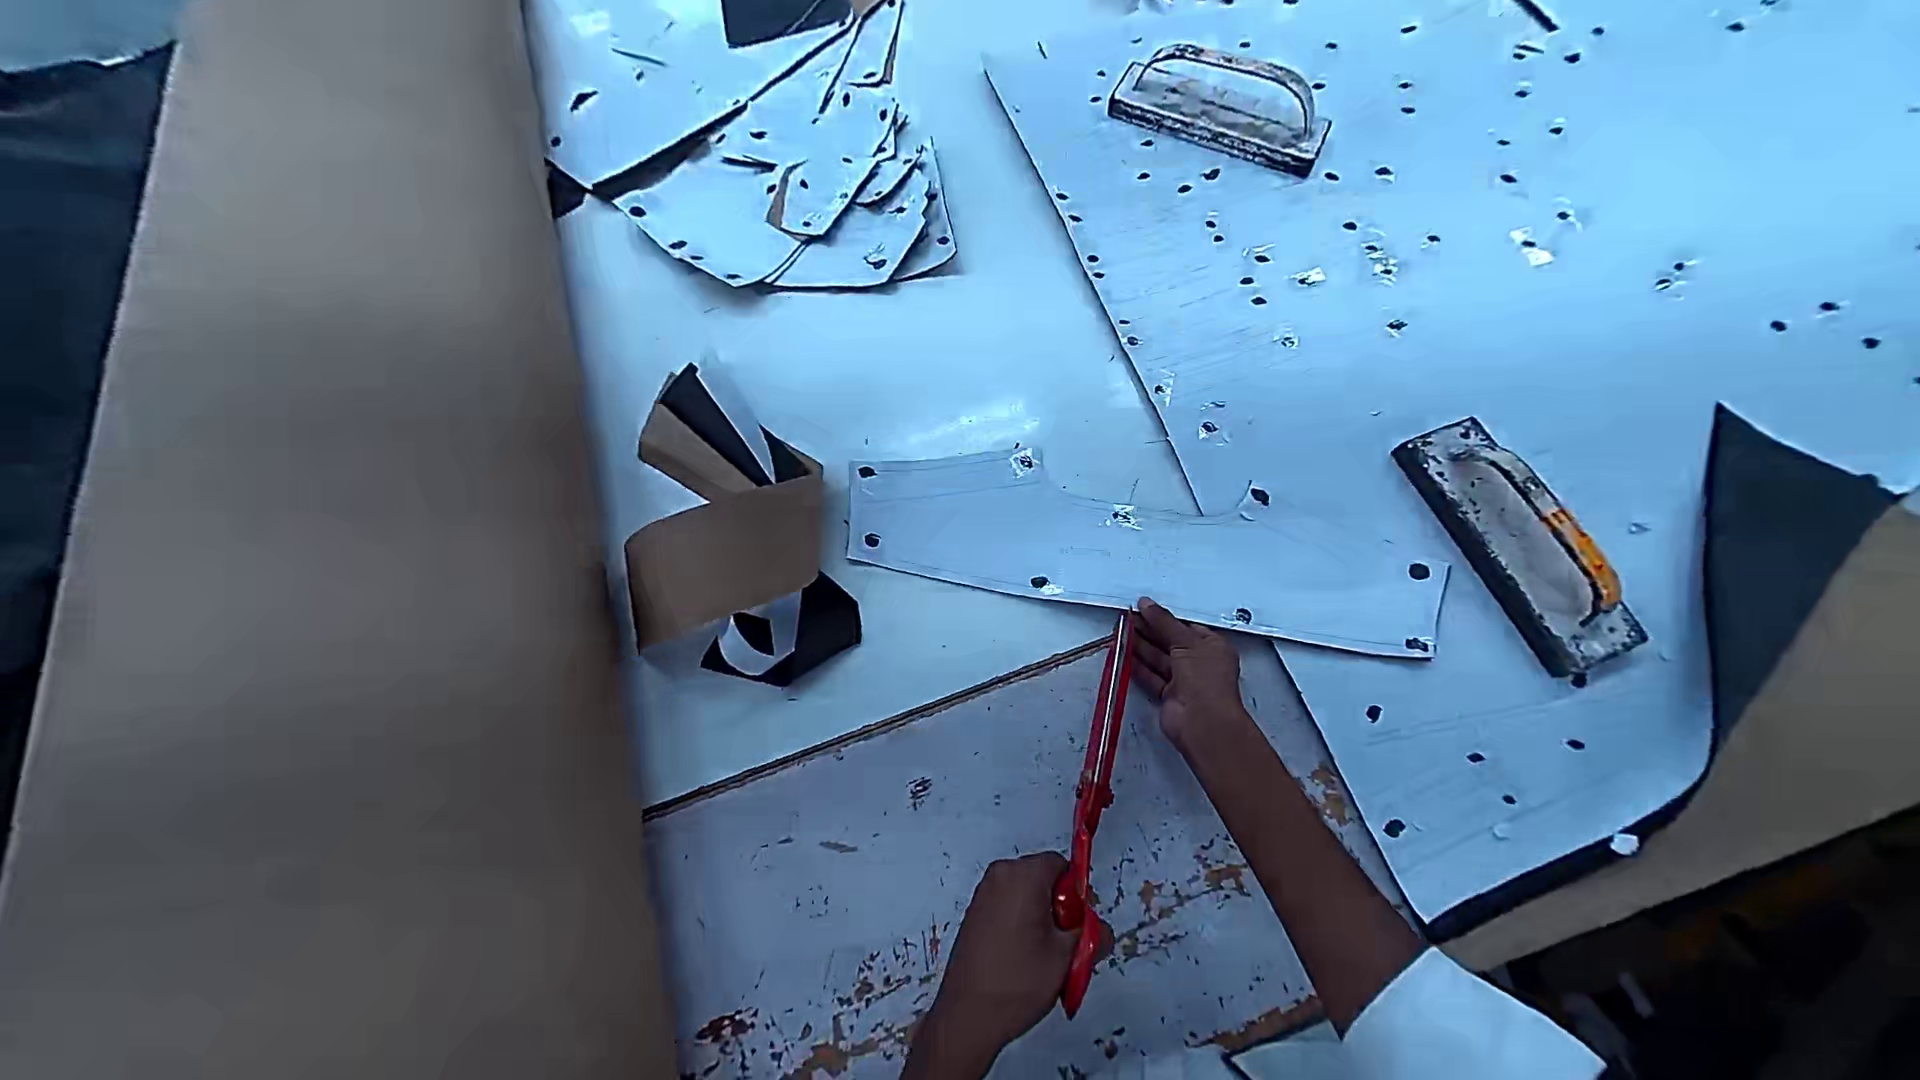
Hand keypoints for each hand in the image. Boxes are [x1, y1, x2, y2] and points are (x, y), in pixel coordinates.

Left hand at [904, 853, 1080, 1078]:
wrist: (968, 1015)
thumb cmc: (1016, 982)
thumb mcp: (1067, 958)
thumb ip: (1093, 935)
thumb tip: (1101, 930)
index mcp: (1022, 875)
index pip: (1061, 865)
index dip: (1077, 893)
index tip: (1079, 922)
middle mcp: (999, 875)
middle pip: (1043, 878)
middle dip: (1060, 908)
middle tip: (1065, 943)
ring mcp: (984, 892)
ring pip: (1027, 894)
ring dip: (1041, 918)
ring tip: (1044, 957)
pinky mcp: (975, 911)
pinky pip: (1009, 905)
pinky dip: (1022, 923)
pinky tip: (1024, 958)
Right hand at [1132, 597, 1253, 750]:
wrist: (1202, 721)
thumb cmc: (1208, 682)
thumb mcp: (1187, 641)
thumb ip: (1164, 622)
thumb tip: (1149, 605)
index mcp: (1213, 647)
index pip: (1185, 626)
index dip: (1164, 617)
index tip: (1144, 608)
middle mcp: (1200, 663)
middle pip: (1169, 641)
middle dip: (1148, 630)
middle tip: (1128, 618)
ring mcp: (1184, 680)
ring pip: (1157, 658)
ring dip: (1139, 645)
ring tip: (1121, 631)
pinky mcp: (1169, 695)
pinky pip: (1150, 676)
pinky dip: (1137, 665)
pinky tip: (1124, 654)